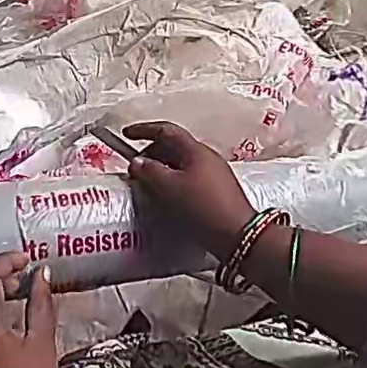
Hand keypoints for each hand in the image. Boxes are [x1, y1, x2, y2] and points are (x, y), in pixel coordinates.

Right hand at [124, 122, 255, 258]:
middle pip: (173, 146)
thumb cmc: (203, 207)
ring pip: (180, 163)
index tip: (126, 134)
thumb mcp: (170, 188)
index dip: (144, 130)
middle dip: (150, 153)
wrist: (240, 237)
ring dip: (160, 169)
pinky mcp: (216, 191)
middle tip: (135, 168)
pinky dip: (172, 180)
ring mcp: (214, 174)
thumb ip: (149, 172)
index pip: (166, 130)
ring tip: (147, 184)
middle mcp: (206, 157)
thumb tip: (136, 162)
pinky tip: (166, 196)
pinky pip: (188, 177)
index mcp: (195, 151)